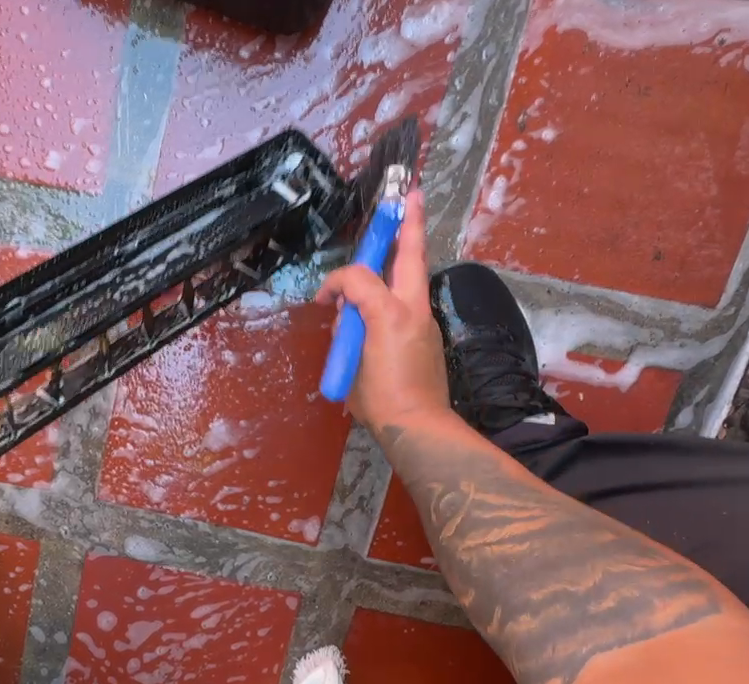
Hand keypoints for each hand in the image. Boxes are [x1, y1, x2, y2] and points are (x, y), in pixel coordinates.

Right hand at [314, 189, 456, 433]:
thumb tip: (346, 314)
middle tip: (410, 193)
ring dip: (391, 270)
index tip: (323, 298)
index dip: (338, 281)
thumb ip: (349, 327)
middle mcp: (413, 309)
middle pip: (411, 256)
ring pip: (406, 282)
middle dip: (410, 223)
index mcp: (393, 312)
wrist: (416, 425)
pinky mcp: (426, 338)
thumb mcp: (354, 357)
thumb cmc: (381, 396)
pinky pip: (405, 308)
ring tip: (358, 302)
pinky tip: (371, 324)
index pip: (360, 277)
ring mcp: (423, 323)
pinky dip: (391, 301)